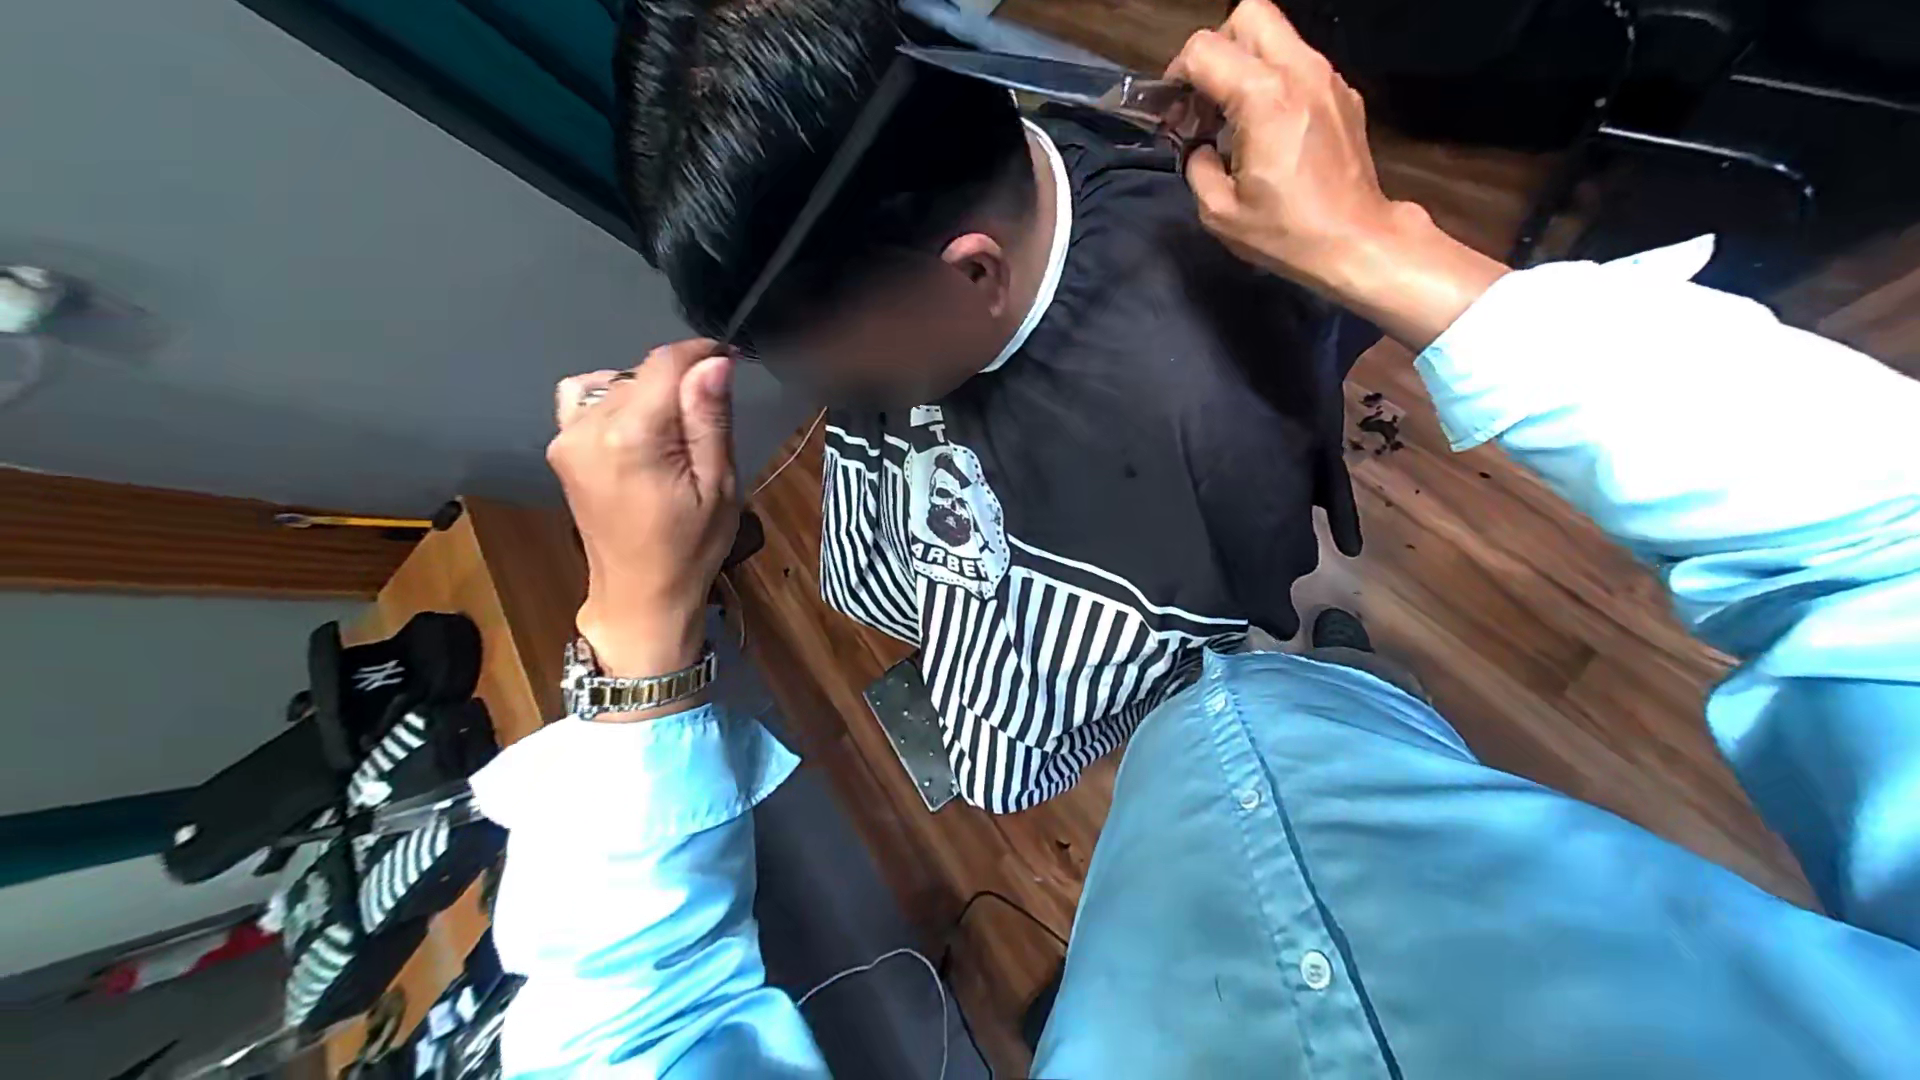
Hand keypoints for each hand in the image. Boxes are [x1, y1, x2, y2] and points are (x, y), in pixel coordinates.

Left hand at [548, 339, 736, 679]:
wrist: (640, 593)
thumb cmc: (691, 546)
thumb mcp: (719, 486)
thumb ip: (710, 419)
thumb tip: (715, 362)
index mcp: (631, 436)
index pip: (664, 363)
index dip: (701, 353)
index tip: (731, 359)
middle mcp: (586, 426)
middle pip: (641, 371)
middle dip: (681, 380)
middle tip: (710, 418)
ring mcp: (565, 437)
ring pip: (615, 381)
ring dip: (650, 391)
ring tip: (676, 429)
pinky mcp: (561, 448)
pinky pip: (583, 397)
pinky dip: (613, 397)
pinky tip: (637, 424)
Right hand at [1168, 0, 1506, 348]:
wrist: (1352, 240)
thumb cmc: (1283, 232)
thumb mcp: (1219, 211)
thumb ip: (1197, 167)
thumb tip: (1197, 149)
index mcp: (1264, 99)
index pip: (1206, 49)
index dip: (1178, 74)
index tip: (1174, 110)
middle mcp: (1299, 71)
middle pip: (1248, 15)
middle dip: (1216, 50)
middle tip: (1204, 100)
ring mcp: (1327, 78)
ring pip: (1276, 35)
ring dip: (1244, 65)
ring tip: (1231, 119)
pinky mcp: (1341, 93)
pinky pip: (1298, 64)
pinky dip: (1272, 82)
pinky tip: (1264, 130)